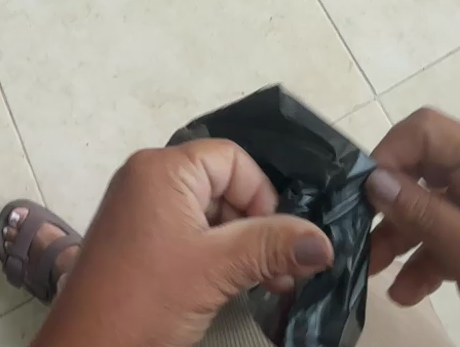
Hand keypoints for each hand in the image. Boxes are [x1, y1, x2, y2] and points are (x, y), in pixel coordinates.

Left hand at [32, 140, 334, 346]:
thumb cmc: (147, 300)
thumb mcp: (216, 269)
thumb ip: (271, 246)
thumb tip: (324, 241)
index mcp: (163, 167)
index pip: (232, 159)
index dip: (262, 195)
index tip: (277, 241)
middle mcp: (148, 175)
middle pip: (221, 183)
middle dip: (254, 225)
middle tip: (278, 273)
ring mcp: (138, 206)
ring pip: (206, 210)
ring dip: (237, 244)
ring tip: (262, 284)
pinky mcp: (135, 236)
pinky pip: (185, 228)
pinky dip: (211, 252)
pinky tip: (230, 284)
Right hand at [366, 108, 459, 346]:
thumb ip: (422, 212)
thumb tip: (373, 177)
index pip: (428, 130)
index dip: (392, 151)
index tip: (366, 191)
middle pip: (425, 167)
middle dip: (389, 198)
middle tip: (360, 230)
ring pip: (430, 205)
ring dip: (400, 233)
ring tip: (371, 267)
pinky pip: (447, 237)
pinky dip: (423, 259)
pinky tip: (405, 291)